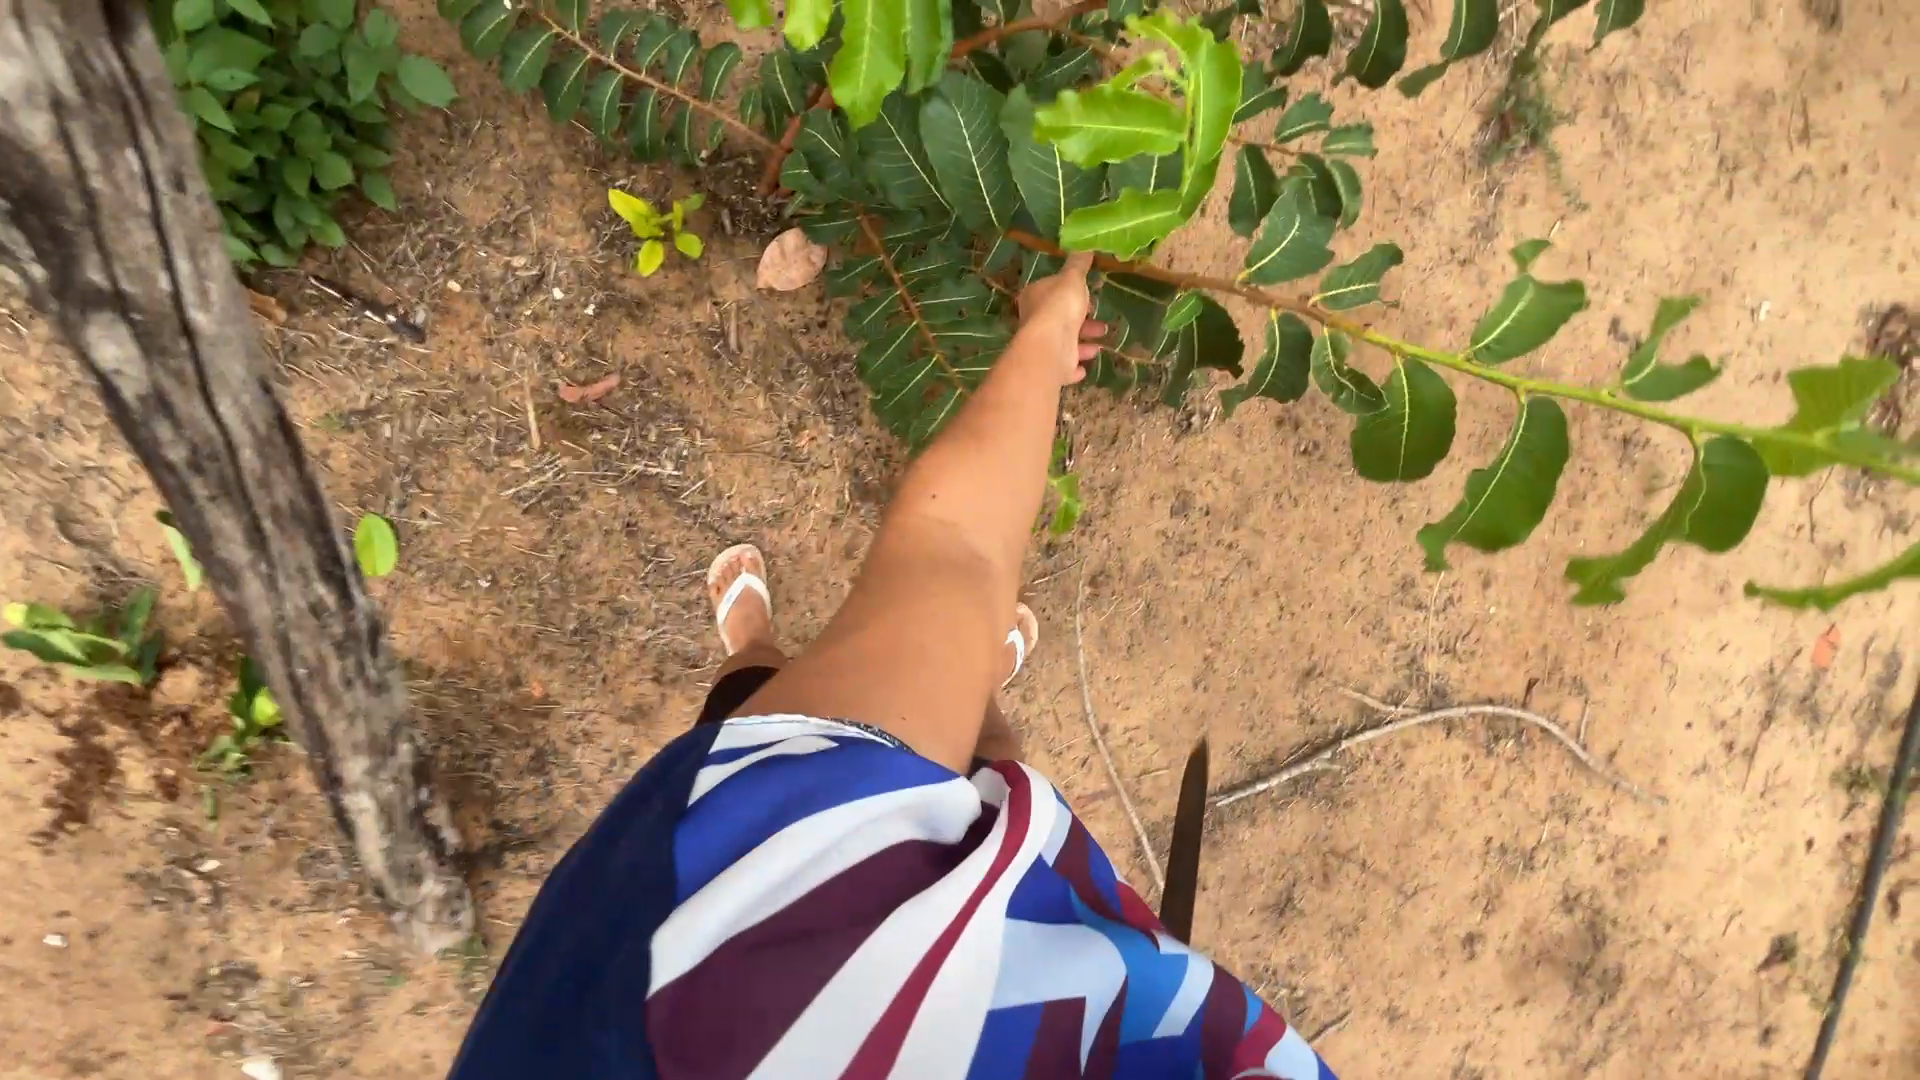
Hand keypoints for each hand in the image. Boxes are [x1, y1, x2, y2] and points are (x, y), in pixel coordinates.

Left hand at [1015, 251, 1107, 384]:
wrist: (1051, 346)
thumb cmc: (1060, 306)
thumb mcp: (1073, 278)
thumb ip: (1078, 264)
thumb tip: (1085, 246)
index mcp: (1035, 298)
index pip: (1052, 293)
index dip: (1071, 294)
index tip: (1088, 296)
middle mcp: (1035, 322)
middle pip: (1061, 320)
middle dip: (1083, 322)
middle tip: (1102, 324)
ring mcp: (1043, 347)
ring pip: (1065, 345)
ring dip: (1083, 345)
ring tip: (1100, 344)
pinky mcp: (1051, 368)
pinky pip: (1064, 367)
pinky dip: (1074, 368)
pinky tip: (1084, 368)